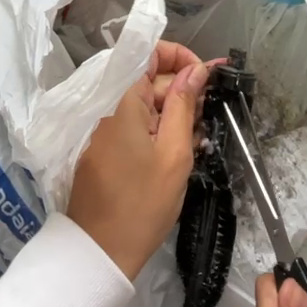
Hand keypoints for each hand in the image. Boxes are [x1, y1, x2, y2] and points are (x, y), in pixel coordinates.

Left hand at [67, 42, 210, 278]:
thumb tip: (196, 69)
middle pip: (149, 80)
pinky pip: (133, 124)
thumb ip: (184, 105)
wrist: (100, 252)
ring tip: (196, 140)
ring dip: (172, 114)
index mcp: (123, 101)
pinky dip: (157, 130)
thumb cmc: (142, 205)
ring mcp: (104, 128)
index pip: (149, 53)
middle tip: (207, 119)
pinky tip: (177, 152)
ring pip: (144, 104)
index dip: (181, 57)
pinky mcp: (103, 147)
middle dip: (182, 91)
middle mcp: (108, 106)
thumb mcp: (174, 154)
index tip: (206, 76)